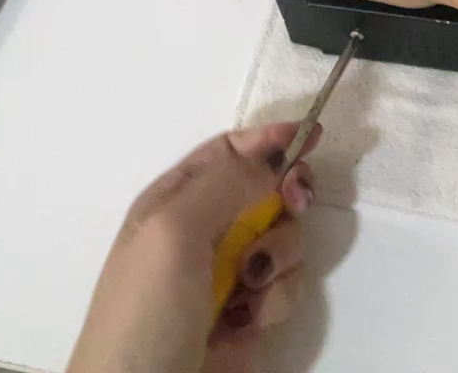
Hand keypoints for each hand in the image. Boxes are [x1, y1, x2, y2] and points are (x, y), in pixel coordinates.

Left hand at [68, 124, 315, 372]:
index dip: (270, 139)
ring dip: (278, 256)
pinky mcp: (253, 313)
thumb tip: (275, 151)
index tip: (311, 135)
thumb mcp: (173, 232)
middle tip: (294, 202)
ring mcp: (232, 272)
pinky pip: (289, 285)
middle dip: (287, 192)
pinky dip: (274, 301)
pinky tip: (245, 321)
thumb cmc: (146, 311)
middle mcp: (208, 228)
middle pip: (269, 187)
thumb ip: (226, 182)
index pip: (231, 150)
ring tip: (249, 284)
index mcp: (177, 199)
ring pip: (287, 236)